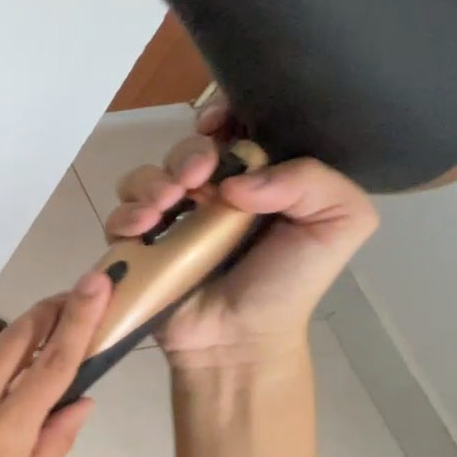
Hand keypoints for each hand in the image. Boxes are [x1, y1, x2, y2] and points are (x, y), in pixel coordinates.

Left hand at [0, 280, 108, 456]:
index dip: (78, 319)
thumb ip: (54, 442)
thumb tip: (81, 402)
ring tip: (57, 338)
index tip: (97, 282)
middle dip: (47, 311)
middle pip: (14, 340)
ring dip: (27, 340)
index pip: (51, 363)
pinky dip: (4, 375)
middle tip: (78, 296)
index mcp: (7, 428)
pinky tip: (18, 390)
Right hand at [101, 96, 379, 370]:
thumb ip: (311, 180)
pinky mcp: (139, 249)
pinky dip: (124, 215)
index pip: (236, 128)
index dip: (222, 115)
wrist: (239, 341)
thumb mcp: (338, 223)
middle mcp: (212, 193)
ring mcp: (171, 221)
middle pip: (185, 149)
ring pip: (145, 178)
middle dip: (185, 154)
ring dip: (149, 183)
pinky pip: (118, 218)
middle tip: (195, 177)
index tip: (217, 125)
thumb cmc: (289, 284)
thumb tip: (236, 180)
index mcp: (260, 178)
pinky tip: (141, 228)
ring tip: (164, 206)